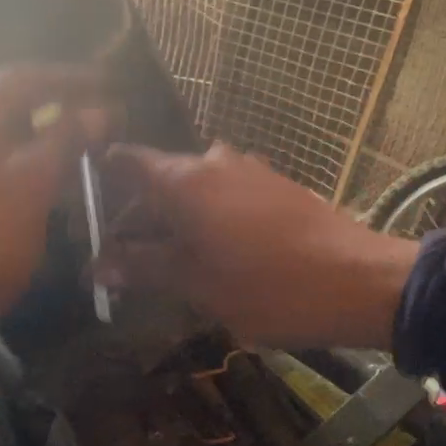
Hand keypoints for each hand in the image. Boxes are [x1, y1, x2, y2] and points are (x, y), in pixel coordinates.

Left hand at [0, 65, 110, 356]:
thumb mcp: (32, 187)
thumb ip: (67, 139)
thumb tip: (102, 108)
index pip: (32, 75)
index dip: (78, 79)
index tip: (115, 84)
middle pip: (9, 96)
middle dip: (58, 104)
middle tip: (99, 115)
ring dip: (36, 130)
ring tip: (75, 142)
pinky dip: (11, 152)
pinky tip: (34, 170)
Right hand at [95, 143, 419, 348]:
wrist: (364, 282)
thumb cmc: (270, 286)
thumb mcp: (197, 284)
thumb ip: (141, 268)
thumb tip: (95, 268)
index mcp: (183, 179)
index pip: (122, 160)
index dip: (96, 185)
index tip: (81, 221)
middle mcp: (211, 162)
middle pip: (154, 181)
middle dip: (132, 220)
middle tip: (117, 265)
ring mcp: (247, 171)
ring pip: (190, 192)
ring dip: (169, 224)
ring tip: (164, 271)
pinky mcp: (274, 186)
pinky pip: (221, 197)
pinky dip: (203, 221)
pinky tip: (209, 260)